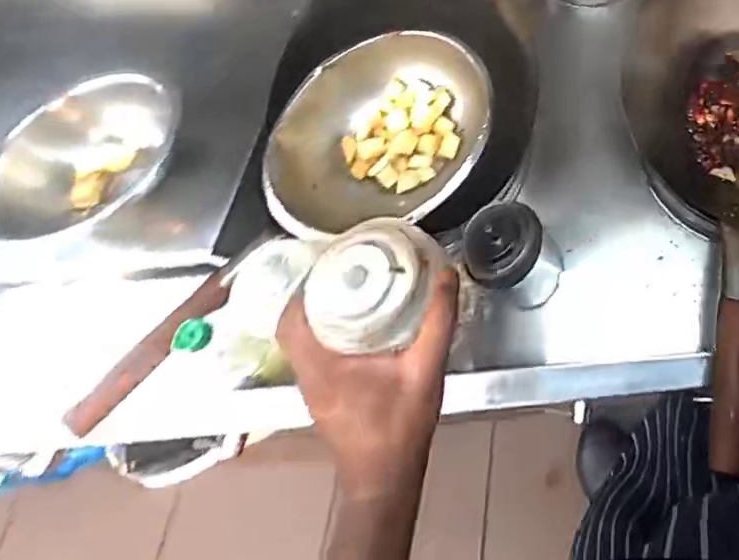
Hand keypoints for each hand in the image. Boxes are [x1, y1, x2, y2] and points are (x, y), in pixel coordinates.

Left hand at [278, 266, 458, 497]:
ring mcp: (315, 387)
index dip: (303, 289)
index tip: (329, 262)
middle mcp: (310, 377)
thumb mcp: (426, 367)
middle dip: (317, 292)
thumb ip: (438, 320)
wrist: (387, 475)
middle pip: (296, 327)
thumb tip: (446, 274)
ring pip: (306, 339)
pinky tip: (367, 318)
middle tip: (349, 265)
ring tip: (360, 283)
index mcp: (322, 369)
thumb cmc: (401, 425)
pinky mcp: (327, 392)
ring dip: (325, 310)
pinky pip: (319, 351)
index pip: (291, 323)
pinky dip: (335, 328)